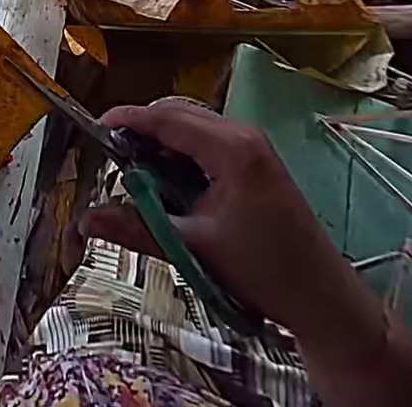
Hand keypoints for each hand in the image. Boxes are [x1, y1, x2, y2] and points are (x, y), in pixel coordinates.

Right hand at [79, 98, 375, 334]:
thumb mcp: (194, 248)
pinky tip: (171, 180)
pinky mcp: (254, 156)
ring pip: (190, 123)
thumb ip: (137, 228)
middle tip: (114, 156)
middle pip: (177, 113)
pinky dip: (180, 151)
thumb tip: (86, 220)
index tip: (96, 127)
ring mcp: (251, 143)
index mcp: (230, 148)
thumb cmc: (264, 271)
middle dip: (142, 130)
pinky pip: (205, 138)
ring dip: (161, 140)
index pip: (166, 118)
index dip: (127, 118)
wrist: (324, 300)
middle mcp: (241, 134)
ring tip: (139, 172)